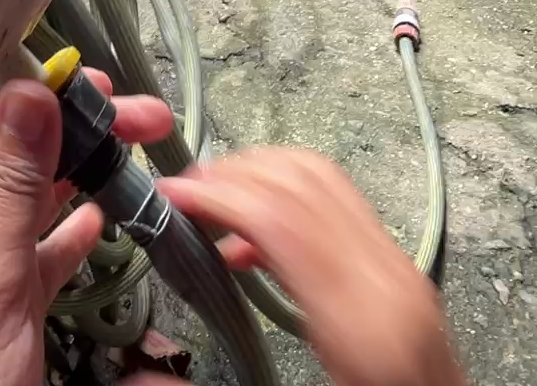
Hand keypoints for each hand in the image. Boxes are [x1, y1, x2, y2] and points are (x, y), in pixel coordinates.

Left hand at [0, 72, 174, 385]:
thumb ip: (6, 186)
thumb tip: (30, 88)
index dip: (45, 93)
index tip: (102, 84)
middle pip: (28, 155)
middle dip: (84, 128)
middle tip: (148, 121)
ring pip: (42, 199)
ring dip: (87, 169)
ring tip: (138, 154)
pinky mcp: (13, 311)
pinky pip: (49, 252)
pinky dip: (78, 228)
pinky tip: (100, 221)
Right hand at [158, 149, 465, 385]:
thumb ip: (220, 375)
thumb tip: (139, 375)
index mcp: (363, 326)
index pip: (281, 220)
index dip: (217, 194)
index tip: (172, 193)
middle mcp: (387, 280)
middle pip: (298, 183)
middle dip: (231, 173)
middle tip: (183, 191)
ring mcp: (398, 266)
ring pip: (321, 176)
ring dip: (258, 171)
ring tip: (213, 195)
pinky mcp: (397, 265)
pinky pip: (338, 196)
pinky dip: (286, 187)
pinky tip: (254, 224)